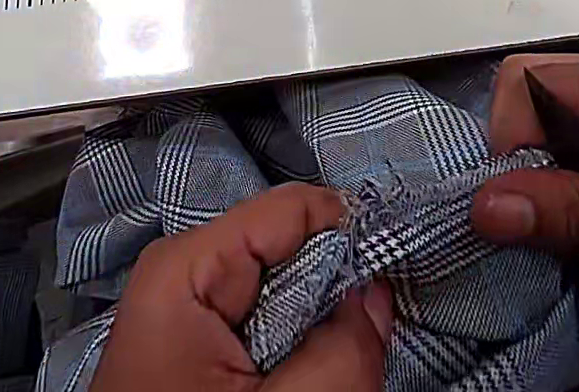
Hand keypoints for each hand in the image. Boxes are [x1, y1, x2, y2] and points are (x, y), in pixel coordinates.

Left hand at [91, 183, 391, 391]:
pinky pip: (260, 315)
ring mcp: (186, 298)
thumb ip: (340, 355)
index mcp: (188, 263)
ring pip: (278, 283)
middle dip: (333, 280)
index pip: (286, 209)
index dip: (346, 226)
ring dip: (316, 317)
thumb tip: (377, 293)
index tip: (394, 258)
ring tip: (338, 355)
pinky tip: (303, 370)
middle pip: (282, 243)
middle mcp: (184, 264)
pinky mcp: (193, 332)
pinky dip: (293, 338)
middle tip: (375, 322)